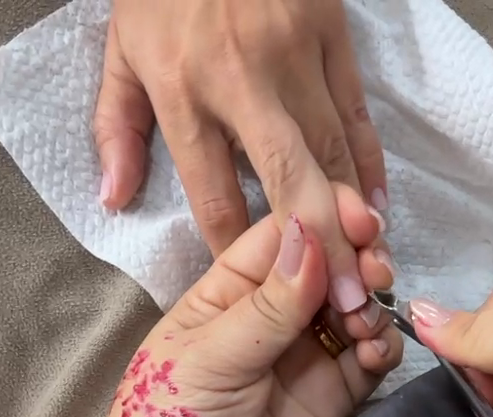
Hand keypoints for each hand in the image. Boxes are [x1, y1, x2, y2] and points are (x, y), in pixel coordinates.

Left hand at [88, 196, 401, 416]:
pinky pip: (368, 358)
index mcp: (234, 285)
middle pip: (334, 262)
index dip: (327, 217)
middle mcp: (276, 310)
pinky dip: (381, 348)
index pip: (289, 229)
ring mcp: (308, 352)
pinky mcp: (331, 393)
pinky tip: (374, 354)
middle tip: (375, 276)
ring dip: (373, 305)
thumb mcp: (212, 357)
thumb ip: (268, 304)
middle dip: (360, 259)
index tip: (362, 222)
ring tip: (365, 327)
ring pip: (358, 306)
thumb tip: (312, 234)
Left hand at [94, 0, 386, 314]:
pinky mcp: (332, 33)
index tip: (262, 297)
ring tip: (369, 272)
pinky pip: (357, 114)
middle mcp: (243, 80)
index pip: (216, 196)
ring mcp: (295, 54)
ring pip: (333, 153)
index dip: (240, 253)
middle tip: (346, 306)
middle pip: (290, 182)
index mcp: (183, 91)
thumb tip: (115, 202)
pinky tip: (378, 208)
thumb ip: (115, 129)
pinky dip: (370, 164)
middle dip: (321, 252)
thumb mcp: (120, 51)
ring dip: (354, 219)